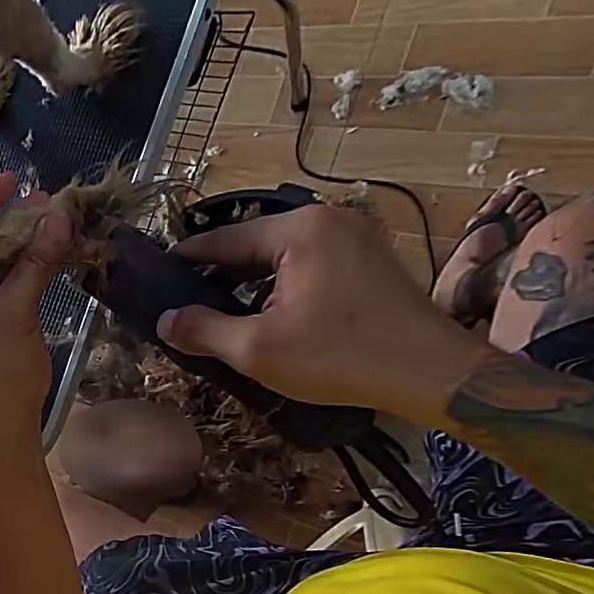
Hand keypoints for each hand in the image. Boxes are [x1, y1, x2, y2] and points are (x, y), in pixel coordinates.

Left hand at [0, 173, 76, 436]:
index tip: (9, 180)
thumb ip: (35, 262)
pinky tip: (55, 245)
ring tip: (55, 217)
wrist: (11, 419)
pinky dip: (34, 264)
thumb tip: (60, 216)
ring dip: (27, 242)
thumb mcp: (15, 311)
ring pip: (0, 262)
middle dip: (11, 224)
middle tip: (42, 200)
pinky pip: (15, 279)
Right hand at [162, 205, 489, 427]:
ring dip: (258, 284)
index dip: (190, 258)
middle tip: (192, 304)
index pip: (227, 239)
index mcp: (300, 229)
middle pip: (259, 245)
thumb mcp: (261, 350)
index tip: (163, 273)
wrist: (430, 373)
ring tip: (230, 315)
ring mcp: (358, 237)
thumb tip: (166, 320)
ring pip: (289, 257)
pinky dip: (290, 287)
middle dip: (225, 275)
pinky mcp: (373, 261)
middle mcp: (330, 219)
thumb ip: (206, 331)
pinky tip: (277, 315)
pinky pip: (316, 266)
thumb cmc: (340, 358)